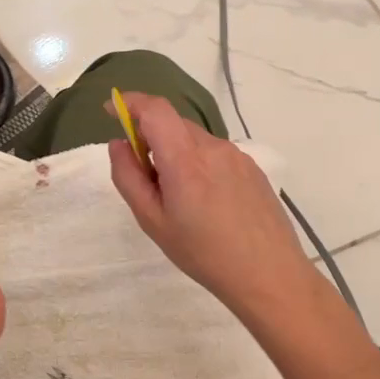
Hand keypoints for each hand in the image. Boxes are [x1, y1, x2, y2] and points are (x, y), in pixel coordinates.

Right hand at [105, 92, 320, 316]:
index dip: (129, 103)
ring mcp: (237, 156)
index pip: (155, 110)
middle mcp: (213, 148)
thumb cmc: (202, 252)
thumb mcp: (151, 220)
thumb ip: (128, 177)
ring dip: (173, 151)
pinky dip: (195, 162)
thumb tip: (119, 144)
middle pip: (172, 123)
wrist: (269, 276)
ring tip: (175, 196)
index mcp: (185, 160)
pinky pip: (213, 153)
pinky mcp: (252, 168)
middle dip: (149, 135)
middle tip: (141, 174)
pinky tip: (202, 200)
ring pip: (193, 139)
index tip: (110, 111)